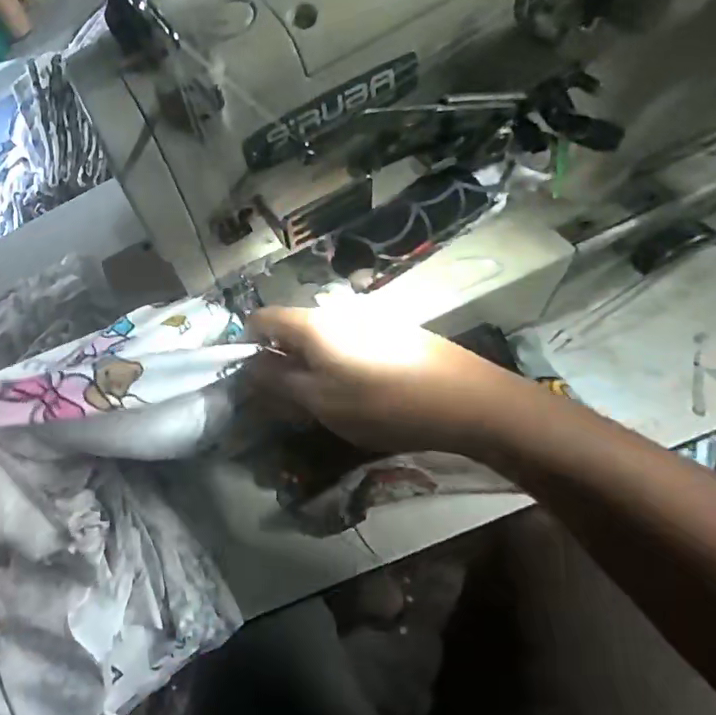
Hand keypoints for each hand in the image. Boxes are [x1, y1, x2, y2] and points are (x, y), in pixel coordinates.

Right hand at [248, 306, 528, 458]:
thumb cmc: (383, 403)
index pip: (260, 318)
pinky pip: (350, 343)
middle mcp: (337, 310)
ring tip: (326, 404)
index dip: (247, 346)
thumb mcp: (321, 401)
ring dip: (311, 367)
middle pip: (291, 329)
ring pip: (322, 339)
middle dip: (280, 363)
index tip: (252, 381)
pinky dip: (340, 365)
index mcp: (312, 323)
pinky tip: (362, 394)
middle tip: (289, 403)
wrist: (468, 400)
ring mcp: (368, 318)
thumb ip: (279, 381)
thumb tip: (248, 365)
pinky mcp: (394, 331)